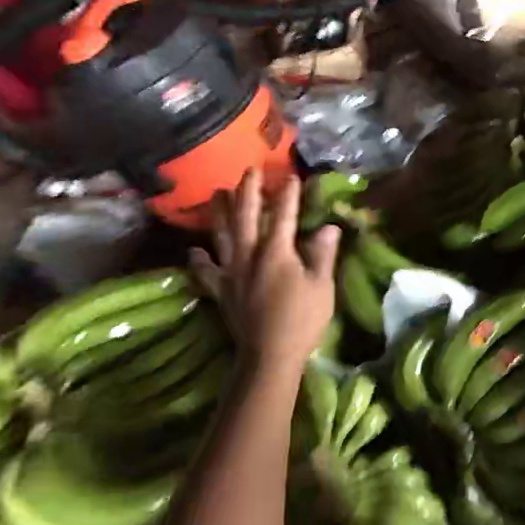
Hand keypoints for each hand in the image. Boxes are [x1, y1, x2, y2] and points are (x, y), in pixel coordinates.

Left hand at [191, 171, 340, 366]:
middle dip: (248, 192)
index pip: (284, 216)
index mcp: (276, 252)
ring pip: (221, 235)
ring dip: (219, 213)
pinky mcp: (221, 291)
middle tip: (248, 171)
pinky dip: (199, 259)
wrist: (269, 354)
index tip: (291, 176)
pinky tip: (194, 250)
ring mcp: (231, 272)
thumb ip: (322, 253)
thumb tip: (329, 226)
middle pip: (246, 217)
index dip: (288, 195)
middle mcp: (249, 255)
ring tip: (217, 193)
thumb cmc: (302, 319)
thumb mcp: (321, 285)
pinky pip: (206, 271)